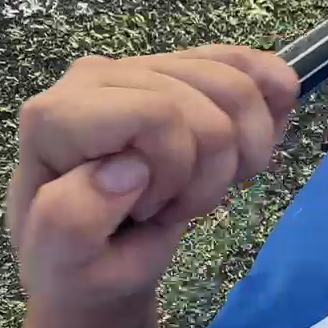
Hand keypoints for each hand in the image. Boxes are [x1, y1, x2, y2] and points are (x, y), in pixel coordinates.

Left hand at [6, 46, 298, 308]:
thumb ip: (73, 220)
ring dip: (242, 145)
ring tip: (205, 181)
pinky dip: (270, 94)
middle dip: (212, 166)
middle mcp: (96, 75)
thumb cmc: (84, 263)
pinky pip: (244, 61)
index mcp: (56, 117)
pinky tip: (271, 123)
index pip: (158, 112)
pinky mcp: (178, 66)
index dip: (176, 166)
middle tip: (176, 202)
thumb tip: (125, 168)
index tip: (149, 206)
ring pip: (236, 80)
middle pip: (208, 96)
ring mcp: (141, 65)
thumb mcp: (66, 267)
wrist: (102, 254)